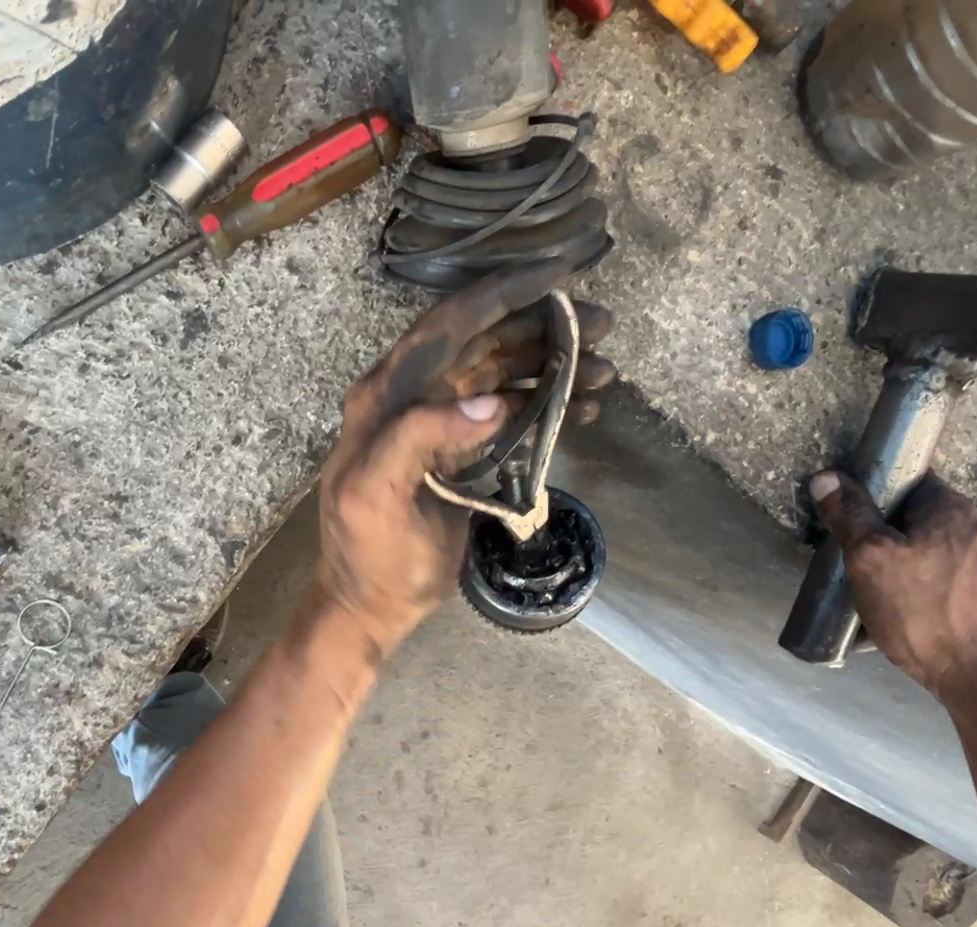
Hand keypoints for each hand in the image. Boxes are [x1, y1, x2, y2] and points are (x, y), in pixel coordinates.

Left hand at [315, 258, 616, 654]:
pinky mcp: (461, 451)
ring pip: (503, 376)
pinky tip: (583, 408)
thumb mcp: (376, 496)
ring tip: (606, 371)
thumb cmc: (369, 554)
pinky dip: (546, 406)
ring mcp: (440, 423)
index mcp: (386, 396)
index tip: (558, 274)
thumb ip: (419, 438)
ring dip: (554, 368)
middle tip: (604, 323)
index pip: (447, 326)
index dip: (501, 294)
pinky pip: (509, 414)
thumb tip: (491, 402)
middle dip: (543, 328)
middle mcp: (413, 397)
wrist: (371, 602)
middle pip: (484, 343)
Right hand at [809, 471, 976, 699]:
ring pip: (932, 561)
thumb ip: (849, 517)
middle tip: (853, 566)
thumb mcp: (871, 559)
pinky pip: (948, 592)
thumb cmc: (926, 611)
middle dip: (885, 541)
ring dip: (903, 574)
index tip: (847, 520)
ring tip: (874, 602)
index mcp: (952, 510)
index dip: (873, 494)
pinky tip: (906, 627)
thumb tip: (826, 476)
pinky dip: (923, 601)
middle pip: (919, 524)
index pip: (909, 482)